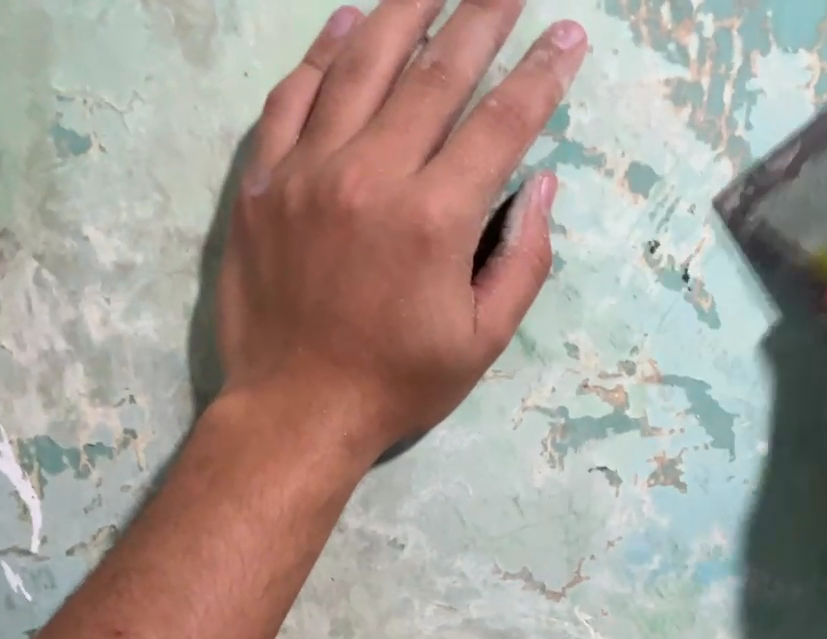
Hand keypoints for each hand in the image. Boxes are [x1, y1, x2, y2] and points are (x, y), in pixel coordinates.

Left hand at [214, 0, 587, 461]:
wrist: (294, 411)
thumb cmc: (395, 384)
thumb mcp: (481, 343)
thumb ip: (522, 263)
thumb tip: (543, 187)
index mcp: (435, 220)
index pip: (501, 123)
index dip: (541, 75)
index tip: (565, 37)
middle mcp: (372, 176)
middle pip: (436, 74)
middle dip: (482, 18)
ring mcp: (307, 172)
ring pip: (360, 65)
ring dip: (405, 12)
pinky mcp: (261, 182)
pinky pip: (292, 97)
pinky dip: (322, 53)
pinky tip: (348, 23)